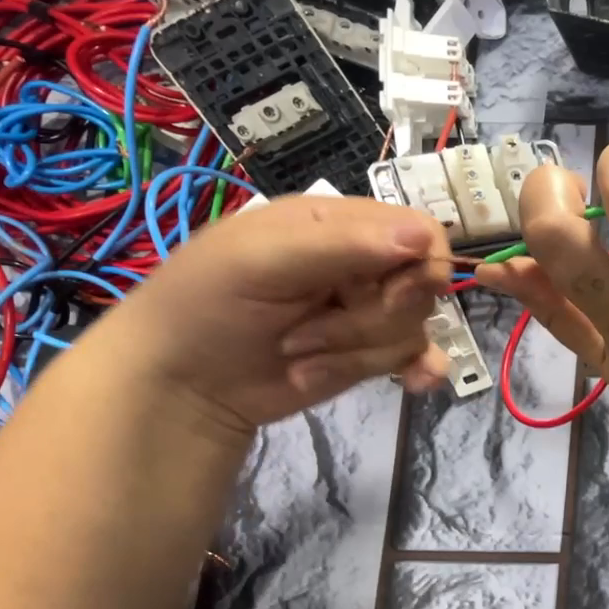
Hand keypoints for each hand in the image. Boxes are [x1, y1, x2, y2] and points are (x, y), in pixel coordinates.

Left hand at [95, 195, 454, 438]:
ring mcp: (370, 314)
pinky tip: (415, 382)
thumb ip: (343, 245)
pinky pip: (424, 359)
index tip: (392, 291)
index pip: (421, 231)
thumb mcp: (263, 261)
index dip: (421, 263)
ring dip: (359, 351)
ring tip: (302, 353)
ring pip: (413, 330)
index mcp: (337, 226)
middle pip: (421, 289)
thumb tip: (424, 238)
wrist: (184, 383)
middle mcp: (363, 266)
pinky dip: (423, 371)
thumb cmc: (206, 305)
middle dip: (372, 317)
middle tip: (312, 324)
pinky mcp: (374, 355)